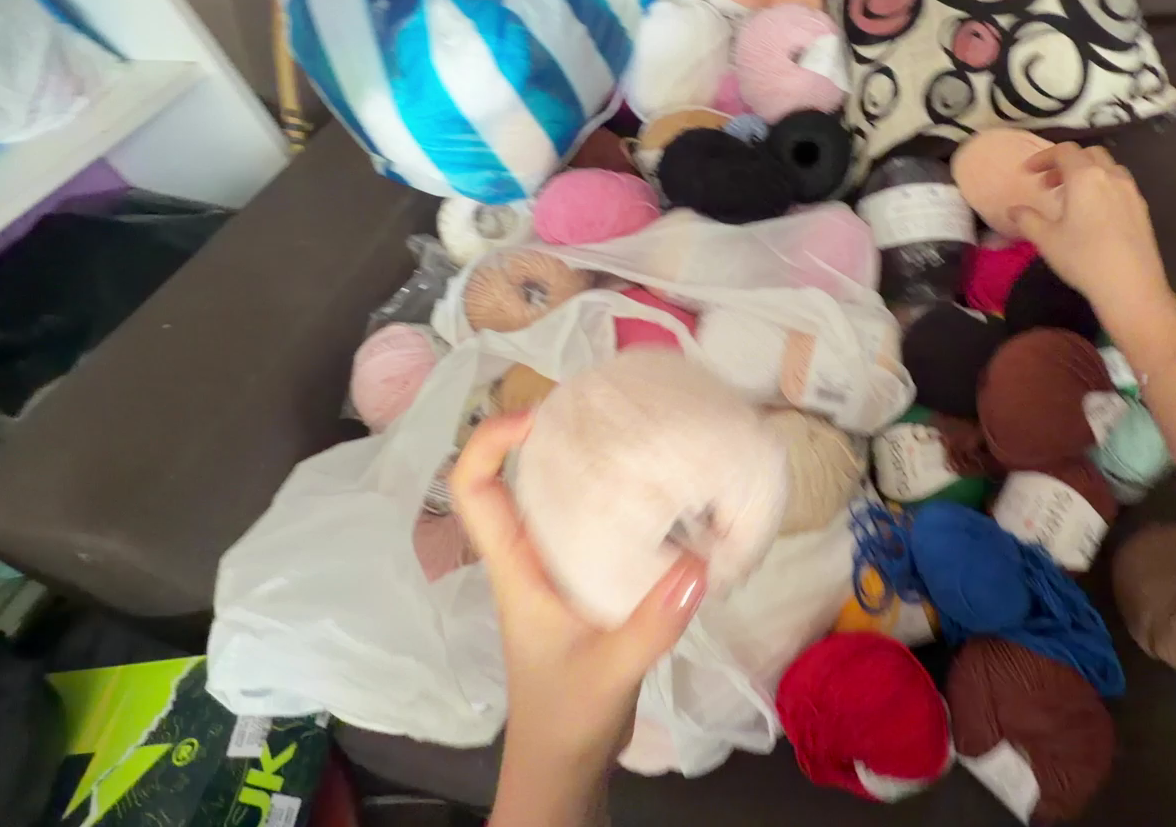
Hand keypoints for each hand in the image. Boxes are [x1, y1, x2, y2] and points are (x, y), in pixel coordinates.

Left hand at [452, 412, 705, 768]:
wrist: (568, 765)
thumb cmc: (566, 718)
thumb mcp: (608, 673)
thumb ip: (650, 626)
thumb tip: (700, 564)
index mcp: (516, 567)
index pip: (475, 491)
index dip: (489, 443)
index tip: (539, 417)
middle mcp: (533, 556)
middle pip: (521, 478)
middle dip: (552, 436)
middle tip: (608, 410)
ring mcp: (561, 568)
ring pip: (562, 498)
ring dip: (589, 464)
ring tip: (641, 437)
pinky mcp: (591, 581)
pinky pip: (599, 524)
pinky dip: (624, 501)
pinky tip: (666, 496)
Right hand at [1009, 142, 1175, 332]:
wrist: (1130, 286)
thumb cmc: (1083, 258)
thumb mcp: (1046, 240)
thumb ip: (1028, 220)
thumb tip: (1013, 210)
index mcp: (1085, 178)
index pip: (1064, 152)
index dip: (1043, 157)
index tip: (1028, 173)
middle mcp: (1111, 177)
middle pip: (1088, 154)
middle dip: (1065, 163)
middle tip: (1048, 185)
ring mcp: (1131, 192)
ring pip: (1107, 168)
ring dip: (1085, 174)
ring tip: (1070, 198)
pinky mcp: (1142, 209)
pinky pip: (1119, 185)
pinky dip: (1101, 187)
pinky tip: (1093, 214)